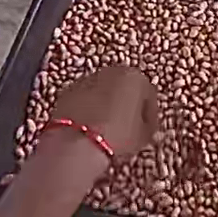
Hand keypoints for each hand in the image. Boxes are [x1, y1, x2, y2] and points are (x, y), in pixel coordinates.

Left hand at [45, 65, 160, 167]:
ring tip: (107, 131)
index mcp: (135, 77)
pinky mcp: (67, 91)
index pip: (148, 94)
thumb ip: (148, 127)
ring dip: (106, 106)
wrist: (76, 145)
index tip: (148, 128)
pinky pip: (84, 100)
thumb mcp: (143, 136)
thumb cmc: (116, 136)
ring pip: (102, 92)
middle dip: (126, 105)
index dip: (150, 114)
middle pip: (124, 88)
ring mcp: (87, 80)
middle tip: (129, 128)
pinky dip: (88, 110)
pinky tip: (90, 129)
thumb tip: (144, 127)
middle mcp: (111, 71)